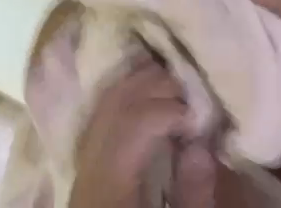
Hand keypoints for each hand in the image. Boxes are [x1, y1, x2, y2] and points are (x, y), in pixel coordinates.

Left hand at [69, 61, 220, 207]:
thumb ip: (193, 195)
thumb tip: (200, 144)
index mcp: (110, 186)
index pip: (132, 124)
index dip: (167, 109)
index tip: (200, 115)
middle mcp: (89, 170)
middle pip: (114, 107)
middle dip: (154, 87)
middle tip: (193, 90)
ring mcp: (81, 169)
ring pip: (103, 107)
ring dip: (137, 87)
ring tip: (175, 85)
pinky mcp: (84, 173)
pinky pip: (100, 120)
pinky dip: (124, 101)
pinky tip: (148, 98)